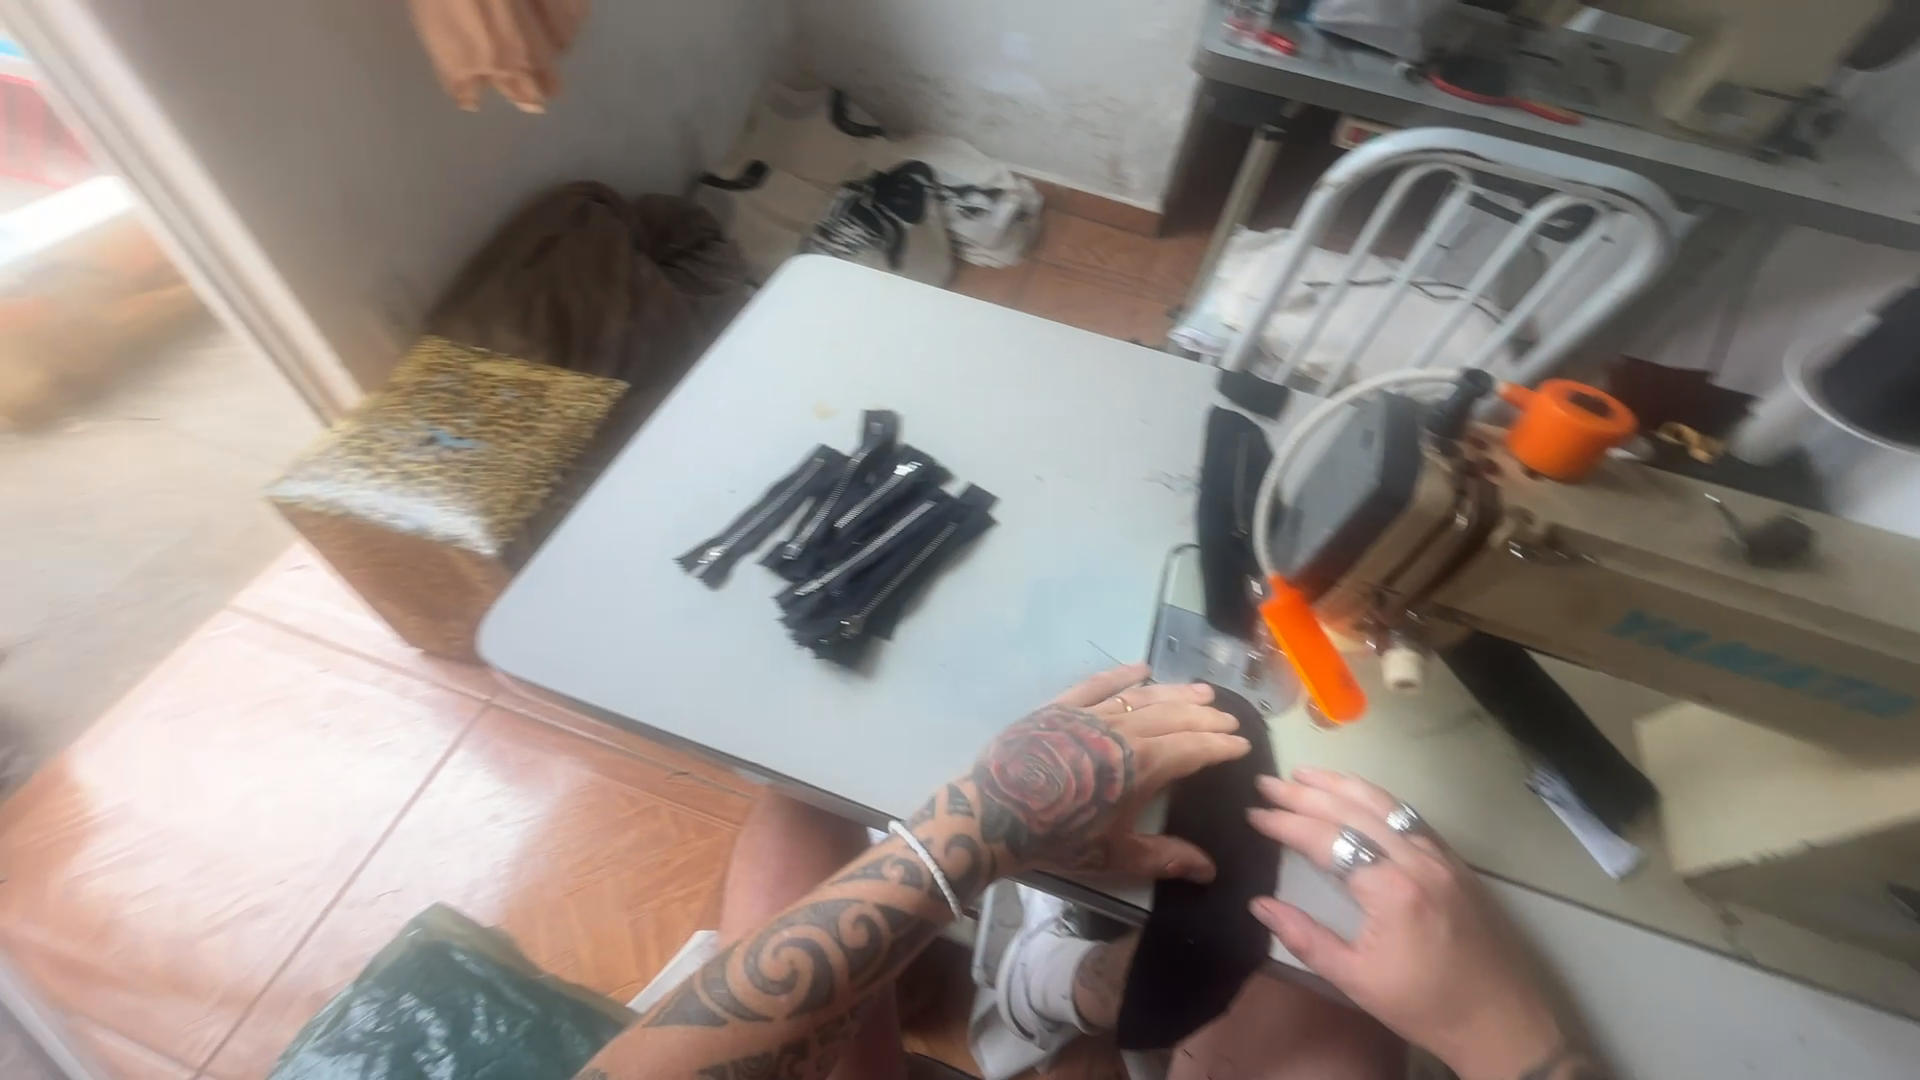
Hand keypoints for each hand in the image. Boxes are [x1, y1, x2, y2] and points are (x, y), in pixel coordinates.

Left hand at [967, 663, 1250, 883]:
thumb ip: (1165, 857)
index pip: (1192, 749)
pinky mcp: (1060, 707)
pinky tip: (1140, 668)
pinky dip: (1120, 675)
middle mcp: (1120, 731)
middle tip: (1227, 717)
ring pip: (1141, 697)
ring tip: (1200, 691)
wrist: (994, 813)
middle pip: (1172, 716)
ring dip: (1174, 692)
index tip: (1241, 743)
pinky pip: (1096, 684)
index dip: (1219, 746)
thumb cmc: (1057, 838)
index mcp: (1140, 766)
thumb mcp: (1115, 855)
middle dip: (1204, 716)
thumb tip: (1210, 869)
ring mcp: (1089, 714)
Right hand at [1247, 769, 1567, 1079]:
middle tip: (1265, 782)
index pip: (1325, 839)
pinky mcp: (1454, 861)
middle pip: (1350, 810)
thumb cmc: (1426, 1008)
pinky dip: (1372, 796)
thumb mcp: (1356, 980)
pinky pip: (1407, 814)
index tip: (1252, 814)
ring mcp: (1439, 856)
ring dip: (1338, 783)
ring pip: (1382, 803)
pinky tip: (1352, 793)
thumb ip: (1304, 938)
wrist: (1508, 1030)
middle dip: (1303, 793)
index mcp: (1391, 889)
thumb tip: (1259, 904)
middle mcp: (1416, 860)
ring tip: (1302, 773)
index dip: (1284, 824)